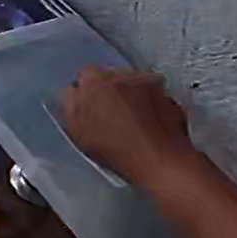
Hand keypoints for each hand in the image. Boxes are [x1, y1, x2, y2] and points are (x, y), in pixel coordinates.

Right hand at [61, 67, 196, 185]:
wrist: (160, 161)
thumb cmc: (118, 150)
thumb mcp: (77, 132)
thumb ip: (70, 106)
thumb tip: (72, 94)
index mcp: (92, 83)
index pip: (83, 76)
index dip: (85, 92)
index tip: (89, 105)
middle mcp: (119, 76)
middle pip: (108, 76)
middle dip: (108, 90)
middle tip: (110, 113)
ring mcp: (145, 82)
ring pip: (130, 81)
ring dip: (129, 93)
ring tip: (132, 119)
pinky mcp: (166, 92)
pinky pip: (153, 90)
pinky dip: (151, 100)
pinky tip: (150, 120)